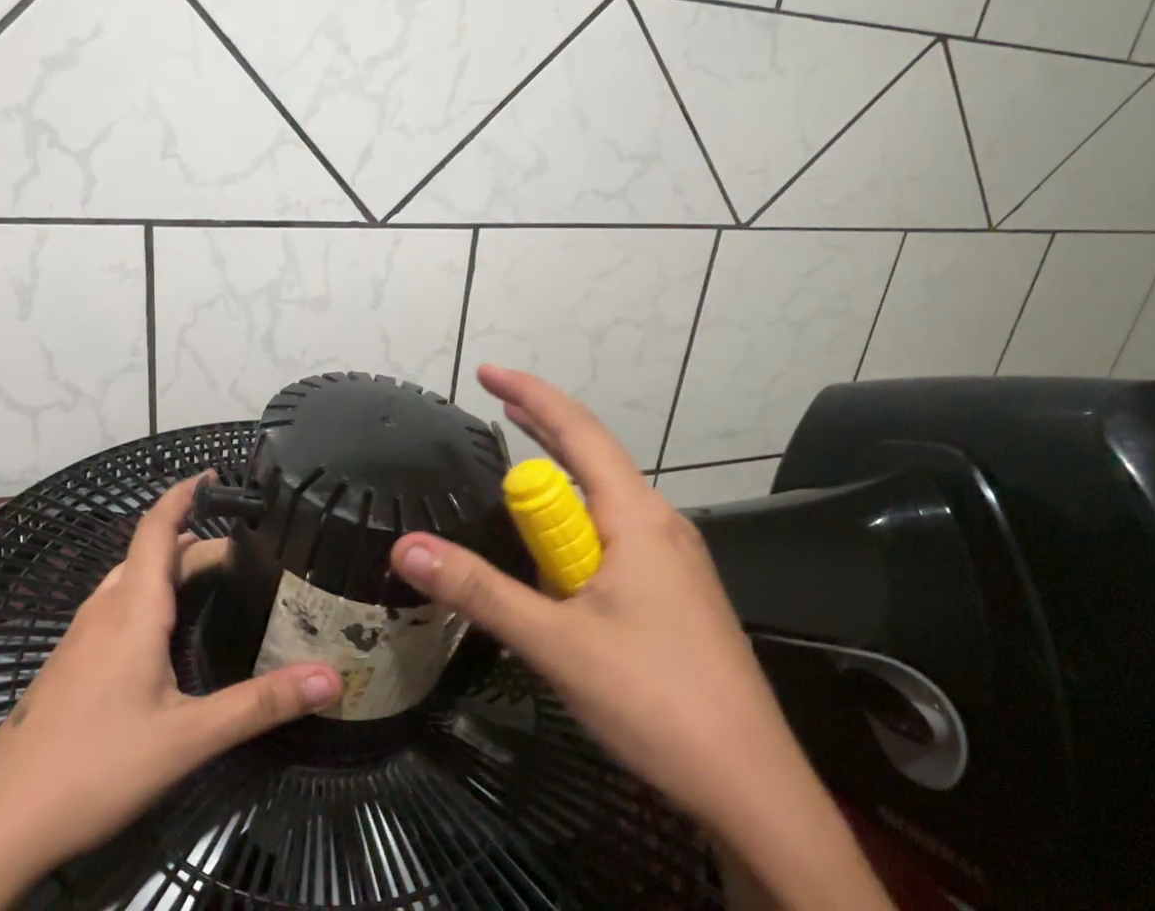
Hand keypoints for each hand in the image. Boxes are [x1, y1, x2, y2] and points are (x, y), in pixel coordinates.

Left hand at [0, 474, 343, 910]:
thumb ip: (261, 705)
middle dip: (196, 544)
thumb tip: (335, 678)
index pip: (157, 530)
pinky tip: (165, 640)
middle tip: (249, 556)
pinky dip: (148, 601)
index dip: (183, 496)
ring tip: (213, 584)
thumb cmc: (96, 766)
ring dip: (169, 571)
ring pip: (129, 584)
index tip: (214, 475)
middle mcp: (103, 613)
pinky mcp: (68, 668)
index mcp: (133, 611)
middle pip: (150, 556)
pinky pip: (114, 612)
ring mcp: (79, 640)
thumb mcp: (190, 738)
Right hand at [391, 365, 892, 910]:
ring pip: (604, 508)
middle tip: (491, 414)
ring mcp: (673, 564)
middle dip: (542, 434)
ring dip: (556, 492)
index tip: (488, 371)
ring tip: (509, 492)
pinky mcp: (674, 598)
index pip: (580, 433)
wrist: (749, 782)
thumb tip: (405, 546)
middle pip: (593, 462)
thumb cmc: (655, 699)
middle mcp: (660, 527)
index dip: (532, 396)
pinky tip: (553, 563)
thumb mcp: (556, 643)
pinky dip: (572, 534)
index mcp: (638, 518)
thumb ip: (479, 591)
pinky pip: (615, 543)